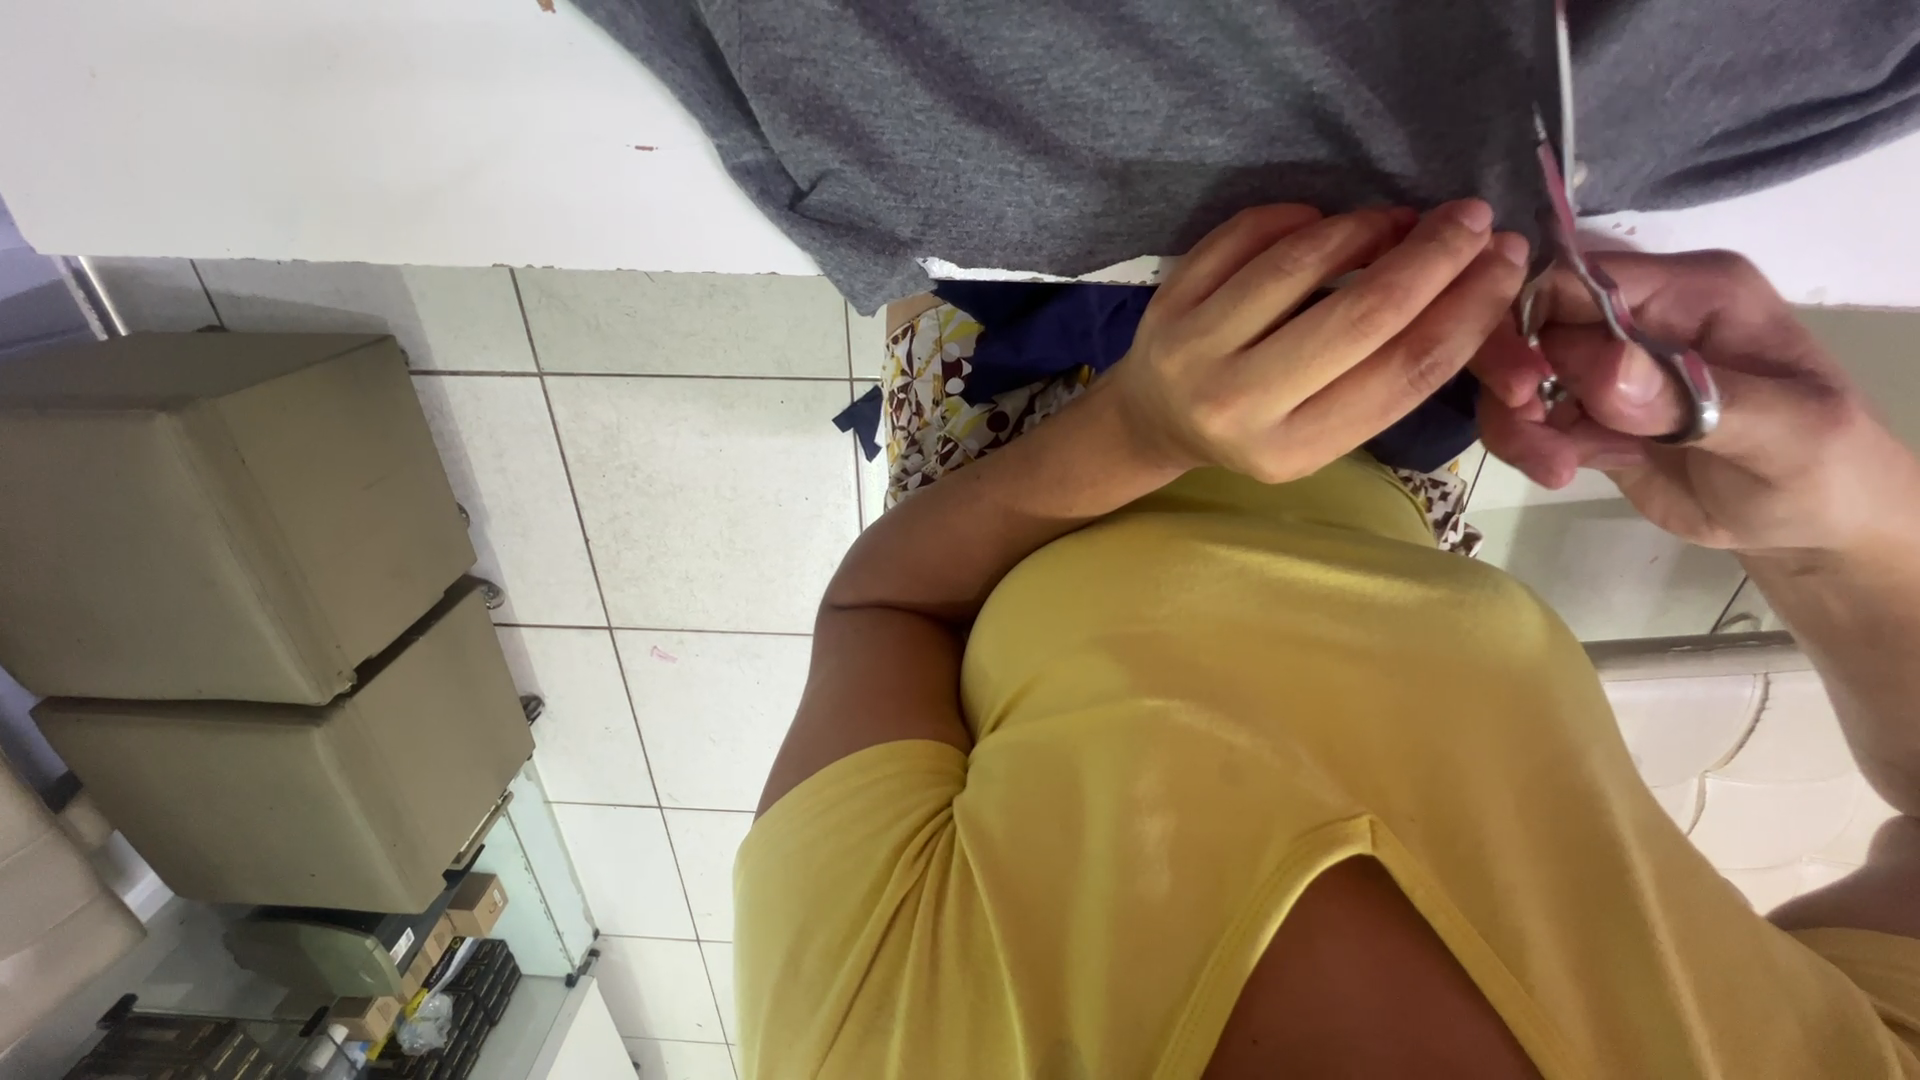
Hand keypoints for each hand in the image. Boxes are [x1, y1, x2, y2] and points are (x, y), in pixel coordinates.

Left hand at [1109, 200, 1529, 483]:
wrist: (1154, 421)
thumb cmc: (1252, 426)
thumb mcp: (1318, 430)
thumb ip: (1386, 376)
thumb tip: (1482, 280)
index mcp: (1292, 450)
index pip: (1404, 372)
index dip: (1471, 308)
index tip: (1507, 257)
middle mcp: (1239, 407)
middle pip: (1362, 315)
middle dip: (1433, 256)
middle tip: (1469, 218)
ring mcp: (1194, 352)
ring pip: (1301, 263)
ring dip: (1366, 226)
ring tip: (1395, 221)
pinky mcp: (1166, 305)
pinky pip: (1245, 234)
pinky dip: (1296, 216)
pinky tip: (1320, 223)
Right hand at [1471, 250, 1919, 555]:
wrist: (1801, 525)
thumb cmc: (1820, 471)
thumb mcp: (1787, 434)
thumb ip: (1696, 399)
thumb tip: (1603, 371)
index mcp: (1689, 292)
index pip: (1572, 279)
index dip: (1527, 323)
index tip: (1523, 389)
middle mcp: (1634, 317)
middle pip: (1523, 326)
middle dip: (1511, 383)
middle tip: (1530, 433)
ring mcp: (1601, 364)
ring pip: (1511, 376)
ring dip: (1516, 426)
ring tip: (1556, 468)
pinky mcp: (1579, 409)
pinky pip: (1517, 416)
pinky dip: (1525, 447)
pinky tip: (1568, 471)